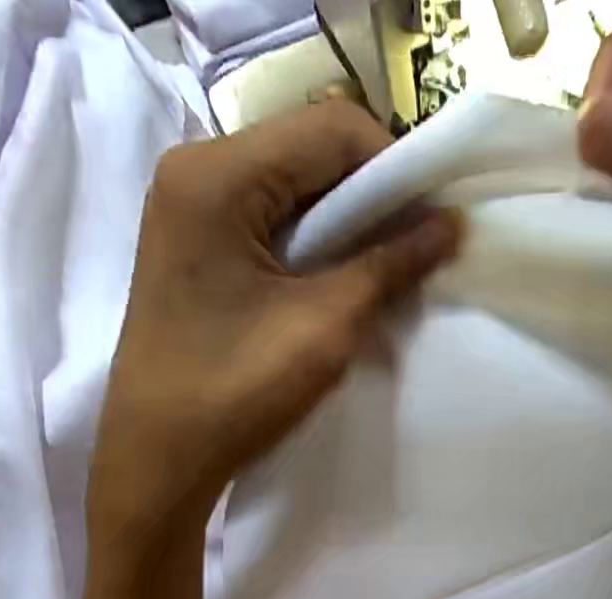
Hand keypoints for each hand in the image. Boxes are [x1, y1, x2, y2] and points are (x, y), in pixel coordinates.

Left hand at [88, 101, 460, 561]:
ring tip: (382, 274)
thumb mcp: (327, 324)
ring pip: (295, 187)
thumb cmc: (237, 388)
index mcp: (219, 173)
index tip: (432, 225)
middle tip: (413, 252)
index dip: (395, 169)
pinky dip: (315, 244)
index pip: (334, 129)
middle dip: (373, 199)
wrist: (160, 456)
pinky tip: (339, 284)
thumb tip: (451, 223)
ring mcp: (191, 208)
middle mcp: (197, 170)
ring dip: (347, 225)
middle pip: (311, 151)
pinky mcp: (196, 245)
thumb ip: (391, 264)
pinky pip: (271, 220)